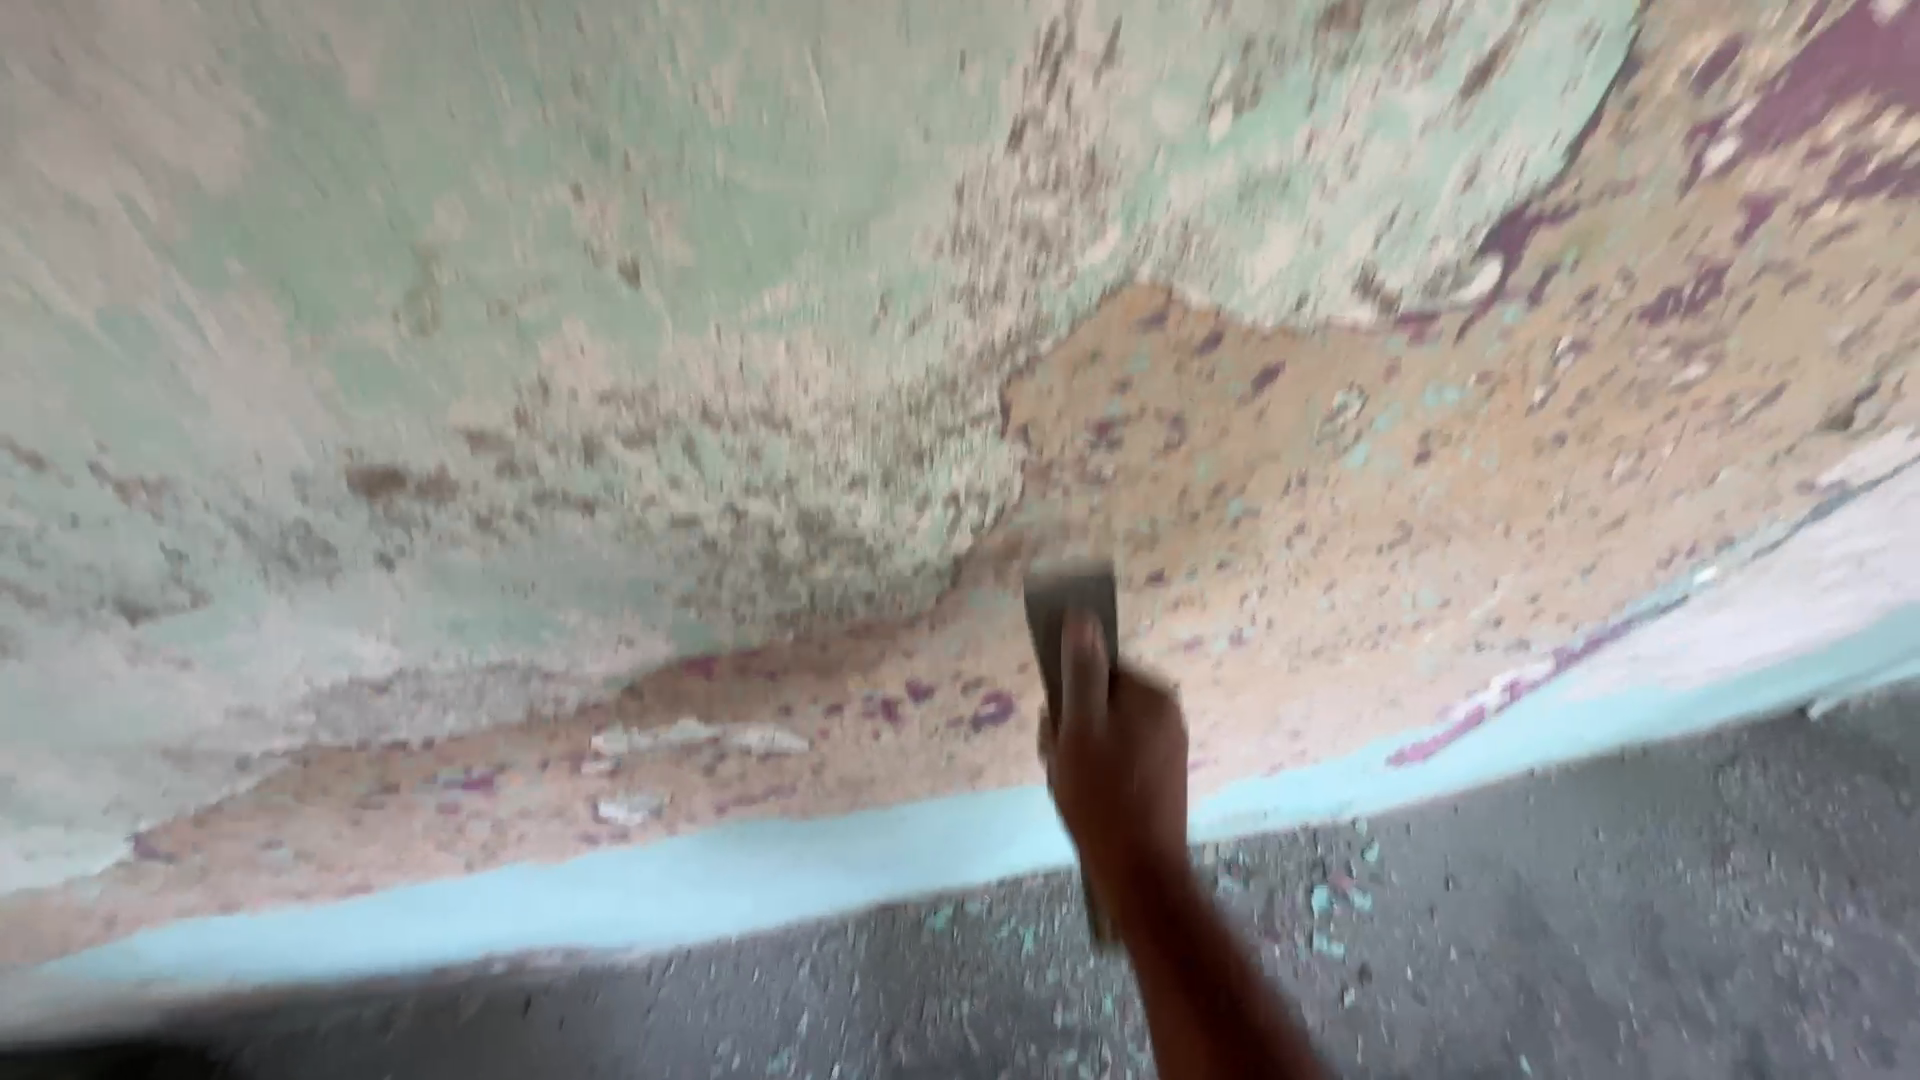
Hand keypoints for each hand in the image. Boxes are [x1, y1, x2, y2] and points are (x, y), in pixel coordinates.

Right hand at [1039, 611, 1190, 889]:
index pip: (1095, 671)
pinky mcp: (1160, 778)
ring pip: (1103, 734)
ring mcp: (1166, 748)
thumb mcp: (1080, 725)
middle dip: (1072, 728)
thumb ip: (1080, 669)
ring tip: (1070, 785)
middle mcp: (1166, 714)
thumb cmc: (1102, 795)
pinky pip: (1116, 759)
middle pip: (1099, 702)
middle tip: (1062, 761)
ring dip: (1078, 753)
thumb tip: (1081, 615)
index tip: (1059, 728)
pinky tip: (1084, 799)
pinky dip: (1095, 773)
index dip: (1069, 698)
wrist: (1139, 873)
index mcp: (1152, 694)